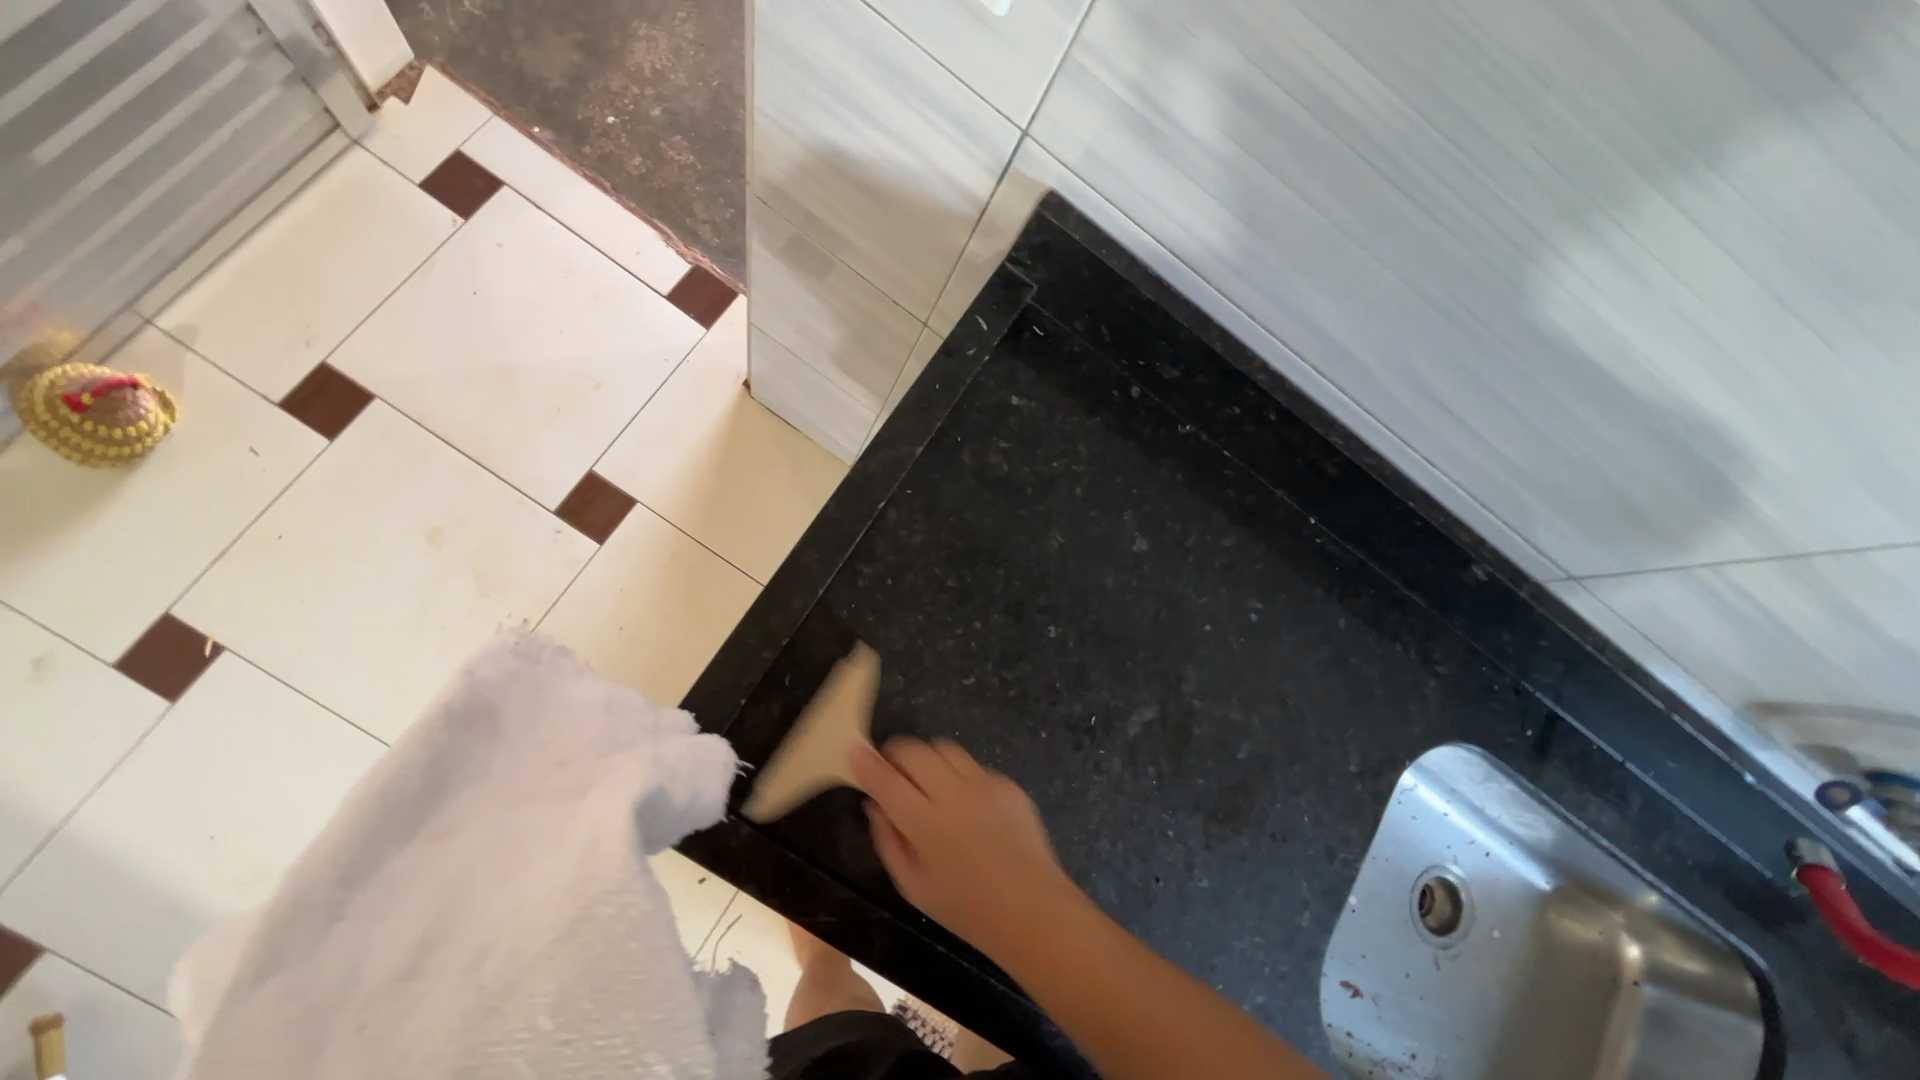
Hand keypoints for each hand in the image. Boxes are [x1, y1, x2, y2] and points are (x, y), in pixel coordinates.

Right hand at [850, 737, 1084, 956]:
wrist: (1032, 910)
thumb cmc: (966, 908)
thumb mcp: (913, 885)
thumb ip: (888, 840)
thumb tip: (875, 805)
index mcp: (926, 823)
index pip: (886, 779)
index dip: (866, 763)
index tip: (855, 754)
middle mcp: (955, 794)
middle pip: (914, 750)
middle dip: (895, 754)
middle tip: (891, 771)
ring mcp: (985, 785)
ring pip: (944, 748)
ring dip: (927, 758)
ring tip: (926, 781)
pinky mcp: (1008, 784)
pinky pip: (973, 765)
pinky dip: (958, 774)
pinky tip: (963, 802)